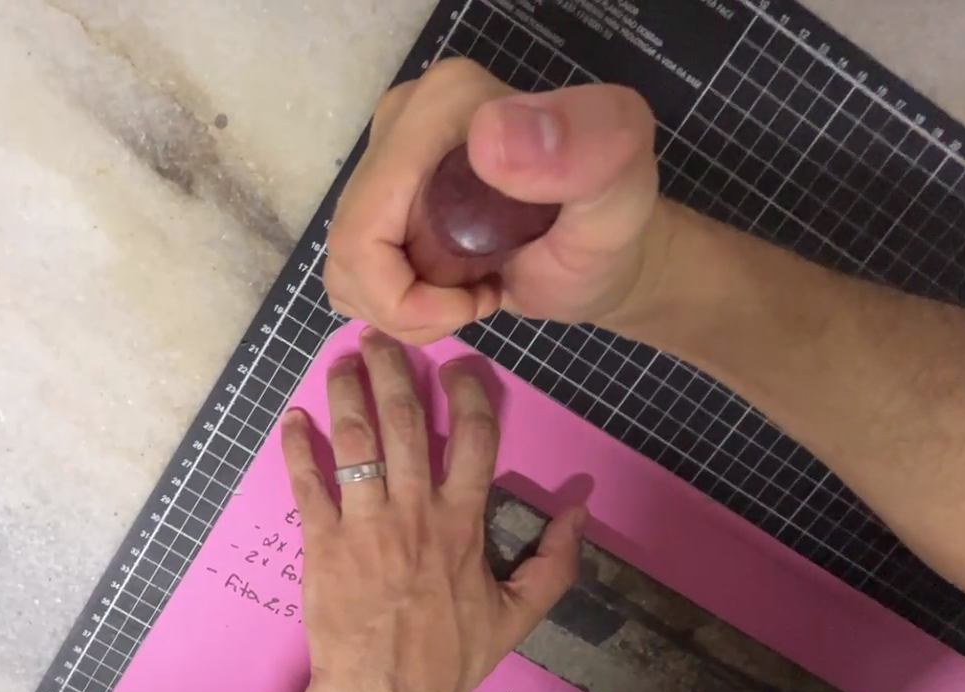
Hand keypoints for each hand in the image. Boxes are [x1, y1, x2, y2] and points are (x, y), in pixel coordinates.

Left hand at [279, 331, 585, 691]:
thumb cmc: (447, 659)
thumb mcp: (517, 617)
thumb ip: (554, 563)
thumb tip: (579, 509)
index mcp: (463, 523)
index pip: (476, 439)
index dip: (471, 394)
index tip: (461, 365)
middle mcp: (415, 510)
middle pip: (408, 423)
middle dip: (396, 372)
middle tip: (382, 336)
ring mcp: (365, 523)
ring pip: (357, 442)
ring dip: (348, 394)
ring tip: (341, 361)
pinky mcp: (322, 542)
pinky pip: (308, 485)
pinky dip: (298, 449)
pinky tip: (292, 419)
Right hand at [325, 57, 664, 344]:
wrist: (595, 258)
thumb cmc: (606, 235)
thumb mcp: (619, 196)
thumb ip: (587, 149)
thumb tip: (488, 137)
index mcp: (440, 106)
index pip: (365, 230)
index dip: (407, 295)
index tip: (484, 297)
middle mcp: (399, 124)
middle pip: (350, 251)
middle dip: (406, 307)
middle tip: (476, 302)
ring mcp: (380, 167)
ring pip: (344, 271)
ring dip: (400, 311)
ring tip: (465, 297)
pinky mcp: (372, 206)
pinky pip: (347, 277)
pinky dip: (391, 307)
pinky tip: (442, 293)